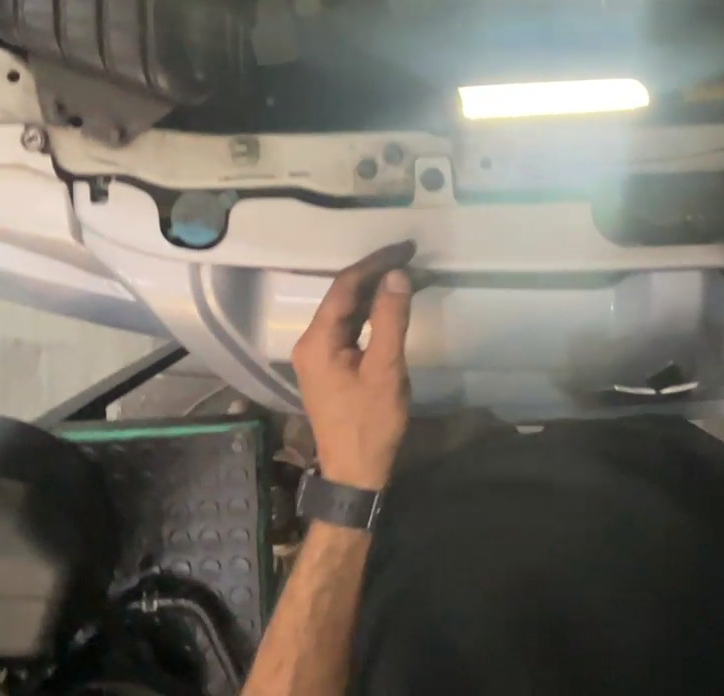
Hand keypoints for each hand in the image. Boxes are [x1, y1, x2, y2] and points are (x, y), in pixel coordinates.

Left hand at [292, 242, 416, 490]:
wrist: (355, 475)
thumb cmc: (370, 424)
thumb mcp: (386, 370)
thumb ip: (391, 319)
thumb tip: (397, 275)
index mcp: (317, 340)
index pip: (345, 286)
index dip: (376, 262)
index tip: (406, 248)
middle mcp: (311, 342)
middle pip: (344, 295)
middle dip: (378, 274)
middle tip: (413, 259)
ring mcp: (319, 355)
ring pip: (349, 311)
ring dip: (377, 293)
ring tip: (410, 277)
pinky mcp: (331, 367)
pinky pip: (351, 328)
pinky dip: (373, 314)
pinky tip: (394, 307)